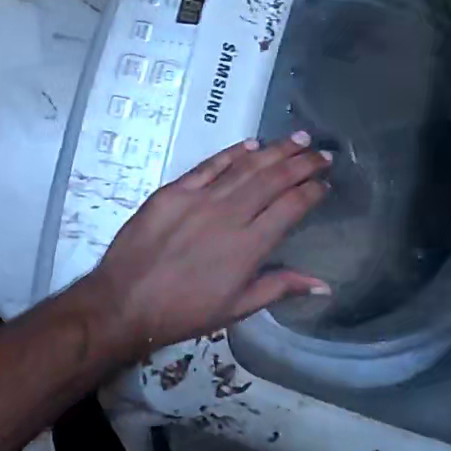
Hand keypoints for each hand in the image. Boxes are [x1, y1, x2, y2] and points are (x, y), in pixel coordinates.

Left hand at [74, 134, 331, 358]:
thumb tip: (323, 284)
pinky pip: (207, 166)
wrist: (126, 300)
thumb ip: (279, 288)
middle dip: (300, 164)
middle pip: (272, 180)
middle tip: (321, 153)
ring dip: (274, 151)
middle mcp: (229, 215)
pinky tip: (250, 145)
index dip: (311, 191)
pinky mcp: (172, 191)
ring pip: (244, 167)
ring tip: (298, 139)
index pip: (290, 208)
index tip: (325, 182)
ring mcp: (198, 199)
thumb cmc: (183, 311)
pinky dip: (231, 153)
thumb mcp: (236, 308)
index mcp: (249, 246)